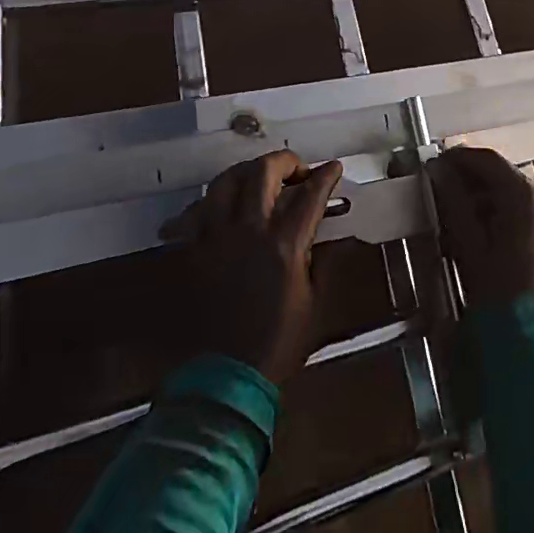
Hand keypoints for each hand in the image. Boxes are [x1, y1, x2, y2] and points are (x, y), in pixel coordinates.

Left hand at [160, 150, 342, 383]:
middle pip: (262, 173)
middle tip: (297, 170)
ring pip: (225, 181)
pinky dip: (210, 201)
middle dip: (284, 162)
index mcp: (283, 246)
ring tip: (258, 178)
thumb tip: (338, 235)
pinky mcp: (195, 246)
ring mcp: (216, 235)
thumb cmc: (279, 341)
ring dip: (246, 172)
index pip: (309, 197)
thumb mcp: (314, 302)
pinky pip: (197, 210)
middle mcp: (248, 230)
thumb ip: (324, 261)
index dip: (324, 177)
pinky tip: (220, 204)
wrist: (231, 370)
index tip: (333, 168)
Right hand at [431, 146, 533, 305]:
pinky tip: (471, 227)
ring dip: (478, 194)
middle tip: (437, 186)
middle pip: (499, 174)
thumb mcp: (468, 242)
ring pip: (507, 190)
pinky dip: (494, 208)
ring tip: (449, 211)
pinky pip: (518, 208)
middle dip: (466, 177)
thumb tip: (436, 172)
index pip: (488, 161)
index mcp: (526, 199)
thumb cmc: (500, 289)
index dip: (457, 157)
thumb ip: (452, 201)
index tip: (432, 162)